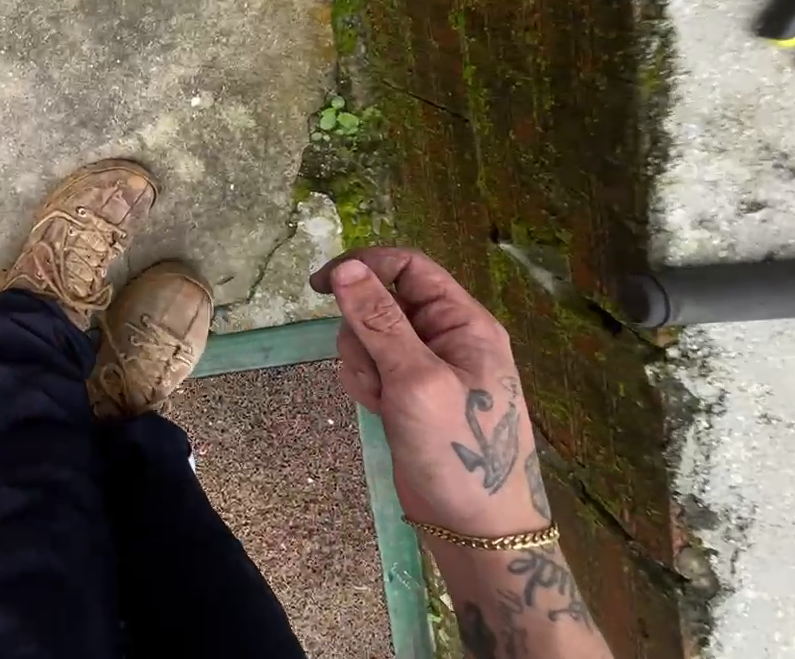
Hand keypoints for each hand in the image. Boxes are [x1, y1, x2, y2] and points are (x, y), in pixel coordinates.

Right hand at [311, 248, 547, 538]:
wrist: (473, 527)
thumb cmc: (457, 450)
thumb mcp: (415, 379)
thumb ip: (378, 320)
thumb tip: (345, 267)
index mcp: (463, 323)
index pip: (407, 266)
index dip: (363, 266)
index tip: (322, 286)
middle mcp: (445, 336)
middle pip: (379, 300)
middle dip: (361, 330)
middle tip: (373, 369)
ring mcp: (424, 365)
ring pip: (366, 333)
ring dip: (360, 361)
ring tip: (381, 398)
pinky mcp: (405, 390)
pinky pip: (367, 364)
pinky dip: (363, 382)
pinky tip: (379, 409)